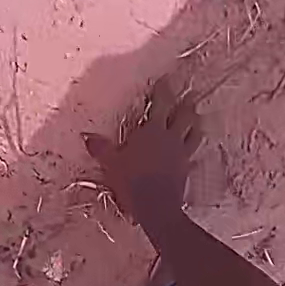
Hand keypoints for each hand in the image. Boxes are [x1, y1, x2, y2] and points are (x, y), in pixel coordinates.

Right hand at [83, 76, 203, 221]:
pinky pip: (191, 157)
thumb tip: (88, 137)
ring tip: (197, 119)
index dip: (164, 90)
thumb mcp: (111, 163)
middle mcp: (171, 138)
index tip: (165, 80)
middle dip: (186, 104)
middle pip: (185, 115)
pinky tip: (191, 155)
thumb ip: (101, 148)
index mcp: (153, 130)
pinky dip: (192, 153)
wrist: (155, 205)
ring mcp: (181, 154)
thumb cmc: (132, 180)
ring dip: (196, 124)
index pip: (162, 103)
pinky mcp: (185, 170)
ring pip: (194, 133)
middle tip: (189, 96)